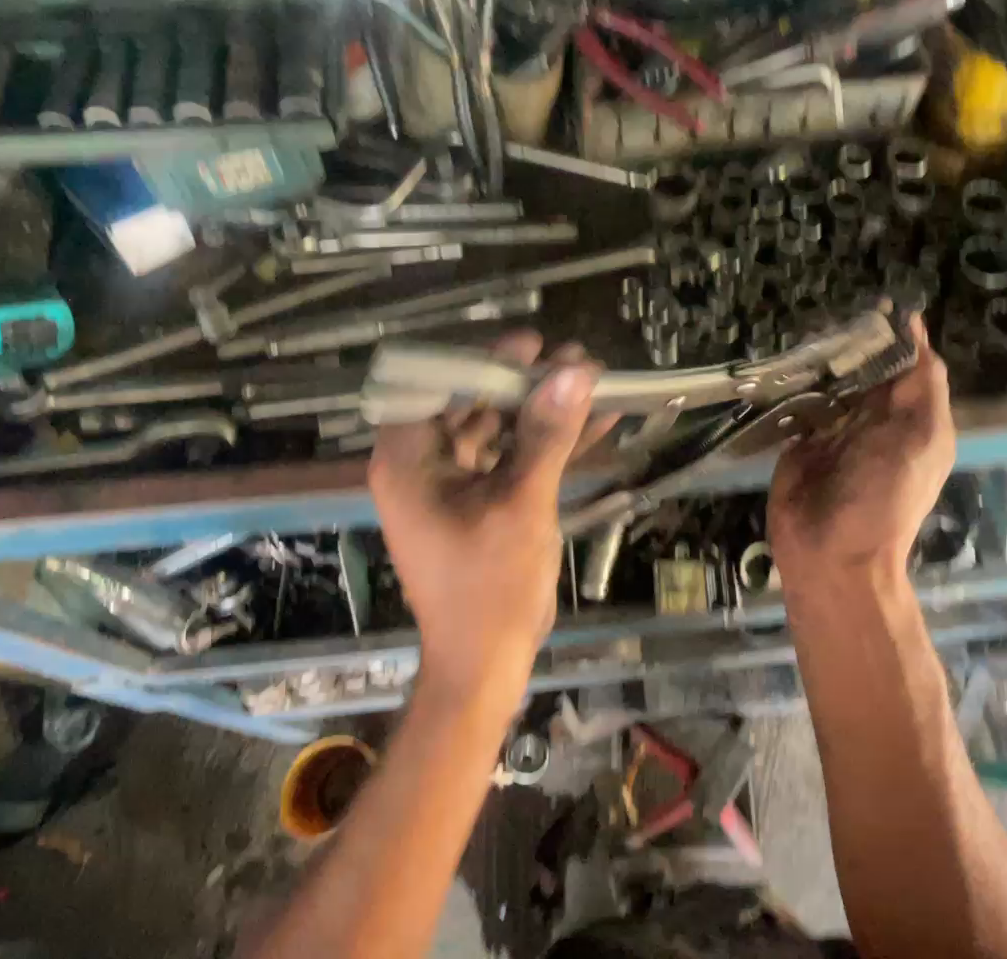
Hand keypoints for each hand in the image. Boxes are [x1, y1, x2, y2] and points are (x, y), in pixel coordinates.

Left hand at [368, 332, 612, 690]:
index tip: (533, 343)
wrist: (486, 662)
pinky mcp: (481, 506)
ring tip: (595, 382)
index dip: (484, 358)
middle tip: (577, 360)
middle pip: (473, 404)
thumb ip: (546, 434)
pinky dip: (549, 447)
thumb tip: (575, 370)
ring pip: (500, 432)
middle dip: (527, 382)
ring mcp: (454, 487)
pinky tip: (597, 424)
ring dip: (544, 411)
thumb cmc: (489, 586)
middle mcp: (423, 466)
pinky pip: (513, 463)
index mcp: (408, 460)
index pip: (436, 385)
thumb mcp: (522, 504)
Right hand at [767, 313, 955, 589]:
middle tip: (819, 315)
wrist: (833, 556)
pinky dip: (787, 389)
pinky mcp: (797, 445)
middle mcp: (872, 421)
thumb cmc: (885, 496)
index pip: (900, 362)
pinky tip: (775, 367)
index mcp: (909, 416)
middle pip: (859, 370)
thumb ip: (922, 382)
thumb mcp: (922, 436)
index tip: (866, 303)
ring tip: (794, 334)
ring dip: (813, 364)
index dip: (886, 334)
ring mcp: (832, 433)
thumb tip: (915, 324)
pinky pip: (794, 408)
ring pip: (825, 385)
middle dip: (843, 345)